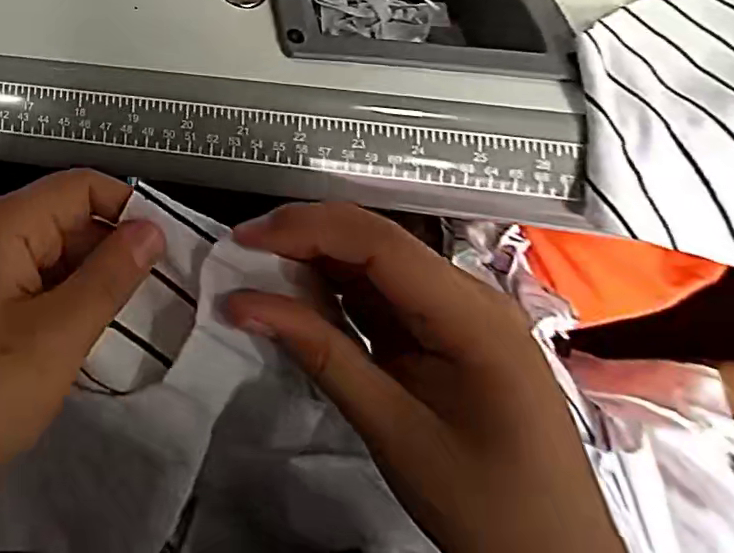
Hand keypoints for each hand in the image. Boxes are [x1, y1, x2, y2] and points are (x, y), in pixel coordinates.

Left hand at [0, 170, 164, 552]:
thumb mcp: (57, 335)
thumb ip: (109, 277)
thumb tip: (151, 229)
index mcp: (9, 223)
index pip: (83, 185)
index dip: (129, 207)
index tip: (172, 246)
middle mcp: (0, 231)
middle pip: (75, 215)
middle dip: (120, 244)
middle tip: (170, 286)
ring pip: (65, 250)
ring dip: (102, 275)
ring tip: (148, 310)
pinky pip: (48, 279)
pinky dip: (79, 296)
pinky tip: (105, 326)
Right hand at [224, 203, 623, 552]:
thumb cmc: (489, 506)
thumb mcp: (394, 432)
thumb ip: (319, 355)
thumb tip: (244, 303)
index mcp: (471, 313)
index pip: (376, 240)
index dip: (304, 227)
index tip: (245, 239)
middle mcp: (469, 295)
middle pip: (374, 238)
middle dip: (303, 235)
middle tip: (243, 252)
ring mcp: (461, 310)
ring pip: (374, 259)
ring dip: (315, 259)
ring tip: (261, 271)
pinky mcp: (447, 329)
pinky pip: (383, 291)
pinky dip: (336, 289)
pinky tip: (302, 297)